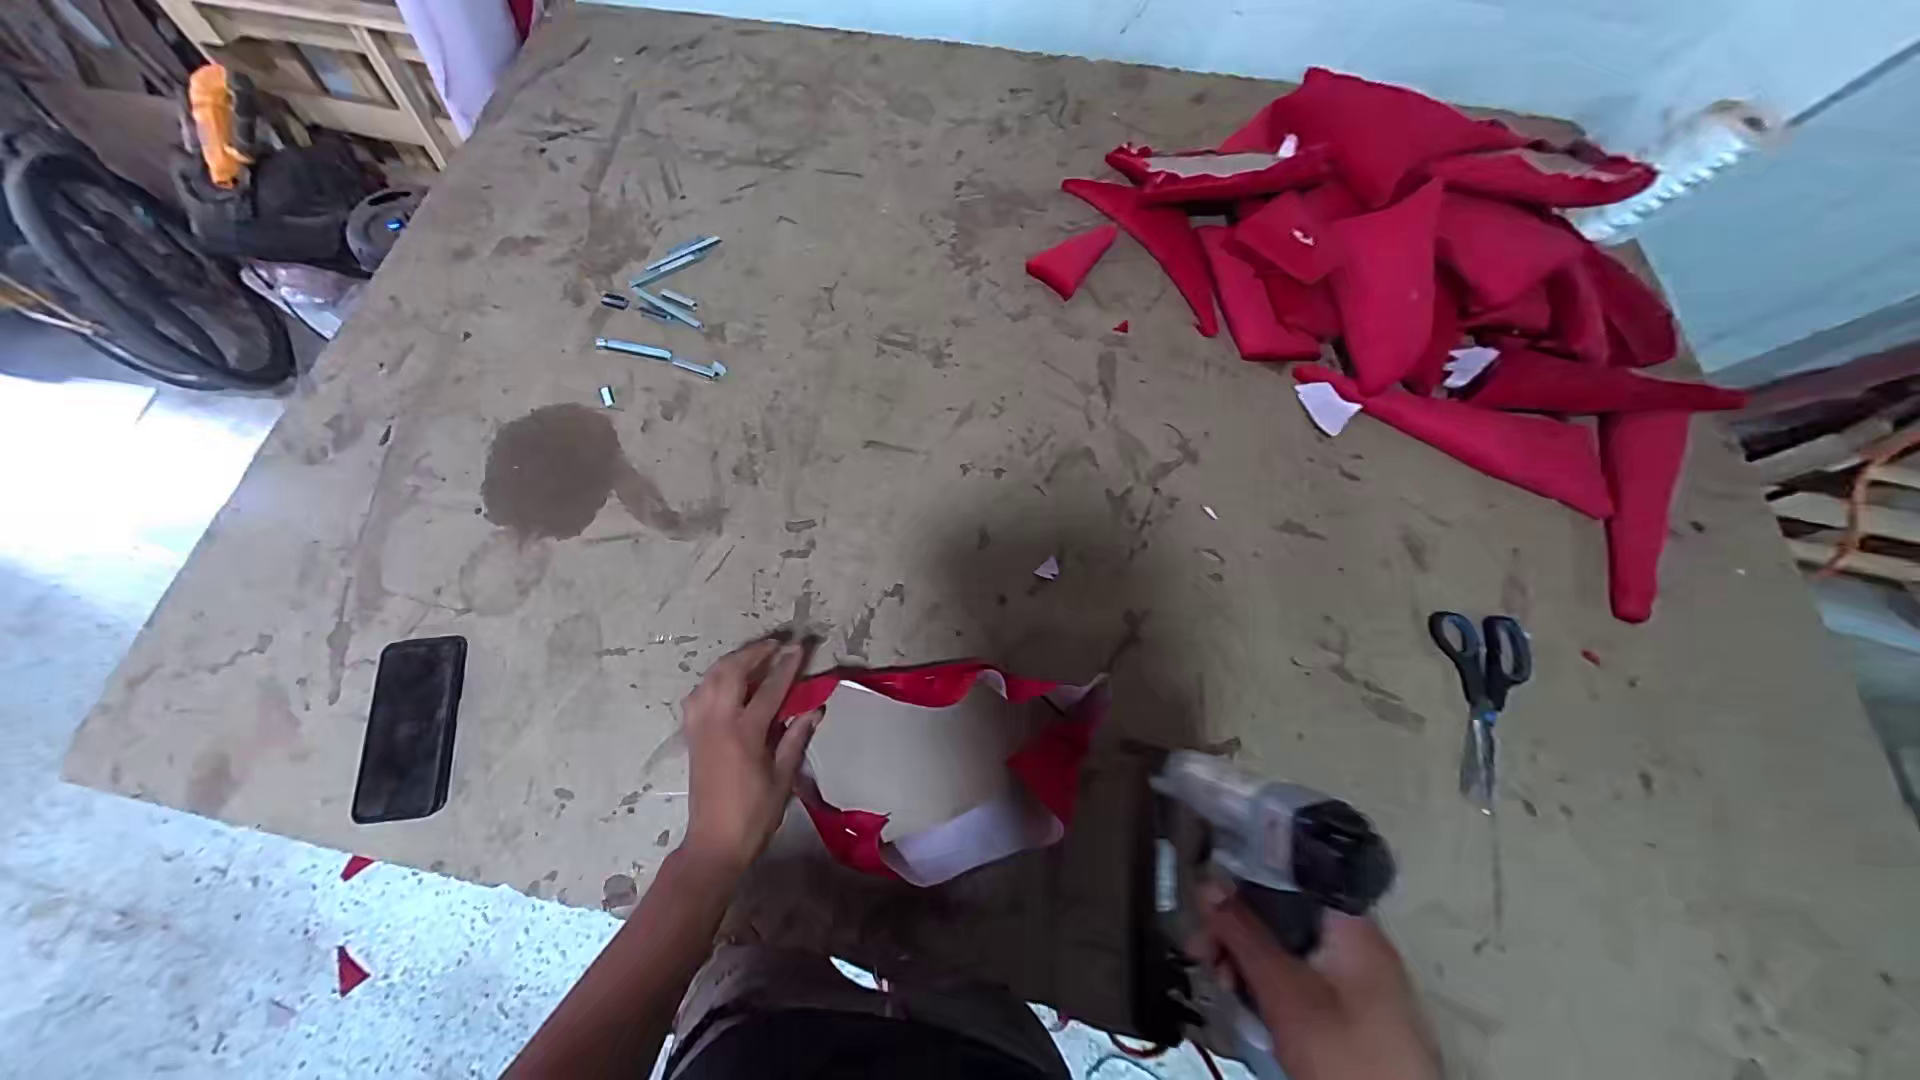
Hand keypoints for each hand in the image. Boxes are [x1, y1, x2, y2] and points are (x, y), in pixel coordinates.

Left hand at [678, 640, 820, 873]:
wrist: (714, 843)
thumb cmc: (755, 814)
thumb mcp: (783, 777)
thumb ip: (796, 738)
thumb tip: (814, 709)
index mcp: (744, 734)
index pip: (769, 689)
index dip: (787, 666)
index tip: (799, 647)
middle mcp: (717, 723)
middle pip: (731, 672)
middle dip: (753, 653)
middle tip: (775, 644)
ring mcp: (700, 728)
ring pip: (709, 679)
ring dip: (731, 662)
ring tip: (753, 656)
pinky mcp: (691, 736)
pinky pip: (697, 695)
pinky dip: (712, 680)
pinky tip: (726, 682)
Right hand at [1198, 886, 1439, 1079]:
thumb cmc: (1343, 1055)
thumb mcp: (1282, 990)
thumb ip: (1242, 932)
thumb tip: (1206, 881)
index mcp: (1351, 926)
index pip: (1292, 873)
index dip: (1247, 872)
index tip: (1208, 888)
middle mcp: (1354, 944)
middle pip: (1282, 912)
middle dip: (1235, 926)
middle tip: (1202, 949)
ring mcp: (1352, 981)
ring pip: (1284, 947)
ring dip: (1244, 958)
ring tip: (1218, 980)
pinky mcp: (1345, 1013)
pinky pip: (1295, 976)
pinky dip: (1264, 982)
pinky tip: (1240, 1000)